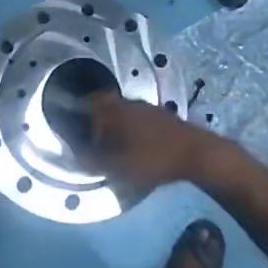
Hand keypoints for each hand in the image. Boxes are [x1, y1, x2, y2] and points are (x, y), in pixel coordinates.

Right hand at [84, 92, 225, 195]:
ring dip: (112, 122)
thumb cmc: (153, 159)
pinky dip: (128, 127)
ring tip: (108, 143)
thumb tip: (74, 154)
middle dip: (94, 117)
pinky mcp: (161, 117)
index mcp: (116, 111)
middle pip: (105, 104)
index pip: (90, 101)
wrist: (195, 153)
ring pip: (122, 110)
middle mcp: (130, 103)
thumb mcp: (118, 166)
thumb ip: (92, 160)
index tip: (72, 123)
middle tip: (89, 135)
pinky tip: (131, 143)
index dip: (77, 110)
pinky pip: (136, 117)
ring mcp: (148, 108)